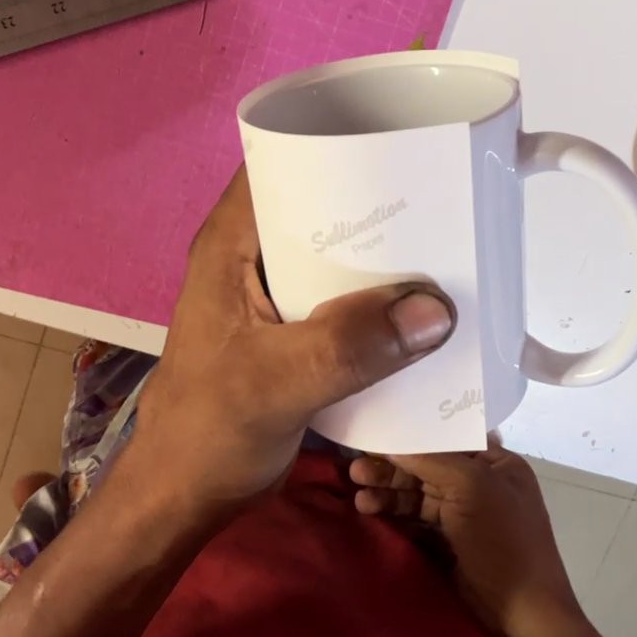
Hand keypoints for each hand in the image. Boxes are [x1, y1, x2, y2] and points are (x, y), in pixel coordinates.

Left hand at [128, 167, 457, 510]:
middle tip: (447, 197)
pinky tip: (424, 307)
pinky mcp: (294, 330)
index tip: (405, 143)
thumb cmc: (208, 431)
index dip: (337, 143)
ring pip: (336, 252)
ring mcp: (274, 293)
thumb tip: (435, 310)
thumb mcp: (274, 385)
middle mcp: (252, 255)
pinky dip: (379, 297)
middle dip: (378, 198)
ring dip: (385, 253)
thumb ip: (346, 348)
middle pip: (320, 203)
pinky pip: (344, 295)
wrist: (186, 494)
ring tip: (451, 245)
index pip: (282, 161)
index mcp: (232, 242)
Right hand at [350, 440, 582, 636]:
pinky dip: (394, 516)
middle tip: (355, 470)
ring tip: (359, 499)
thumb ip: (430, 459)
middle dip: (392, 468)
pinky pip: (416, 522)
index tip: (375, 434)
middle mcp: (482, 486)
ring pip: (419, 495)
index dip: (412, 436)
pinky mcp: (450, 547)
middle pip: (428, 467)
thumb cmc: (503, 542)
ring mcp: (465, 518)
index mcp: (499, 465)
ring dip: (388, 493)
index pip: (448, 440)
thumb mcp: (471, 487)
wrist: (522, 621)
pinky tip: (370, 513)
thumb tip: (389, 440)